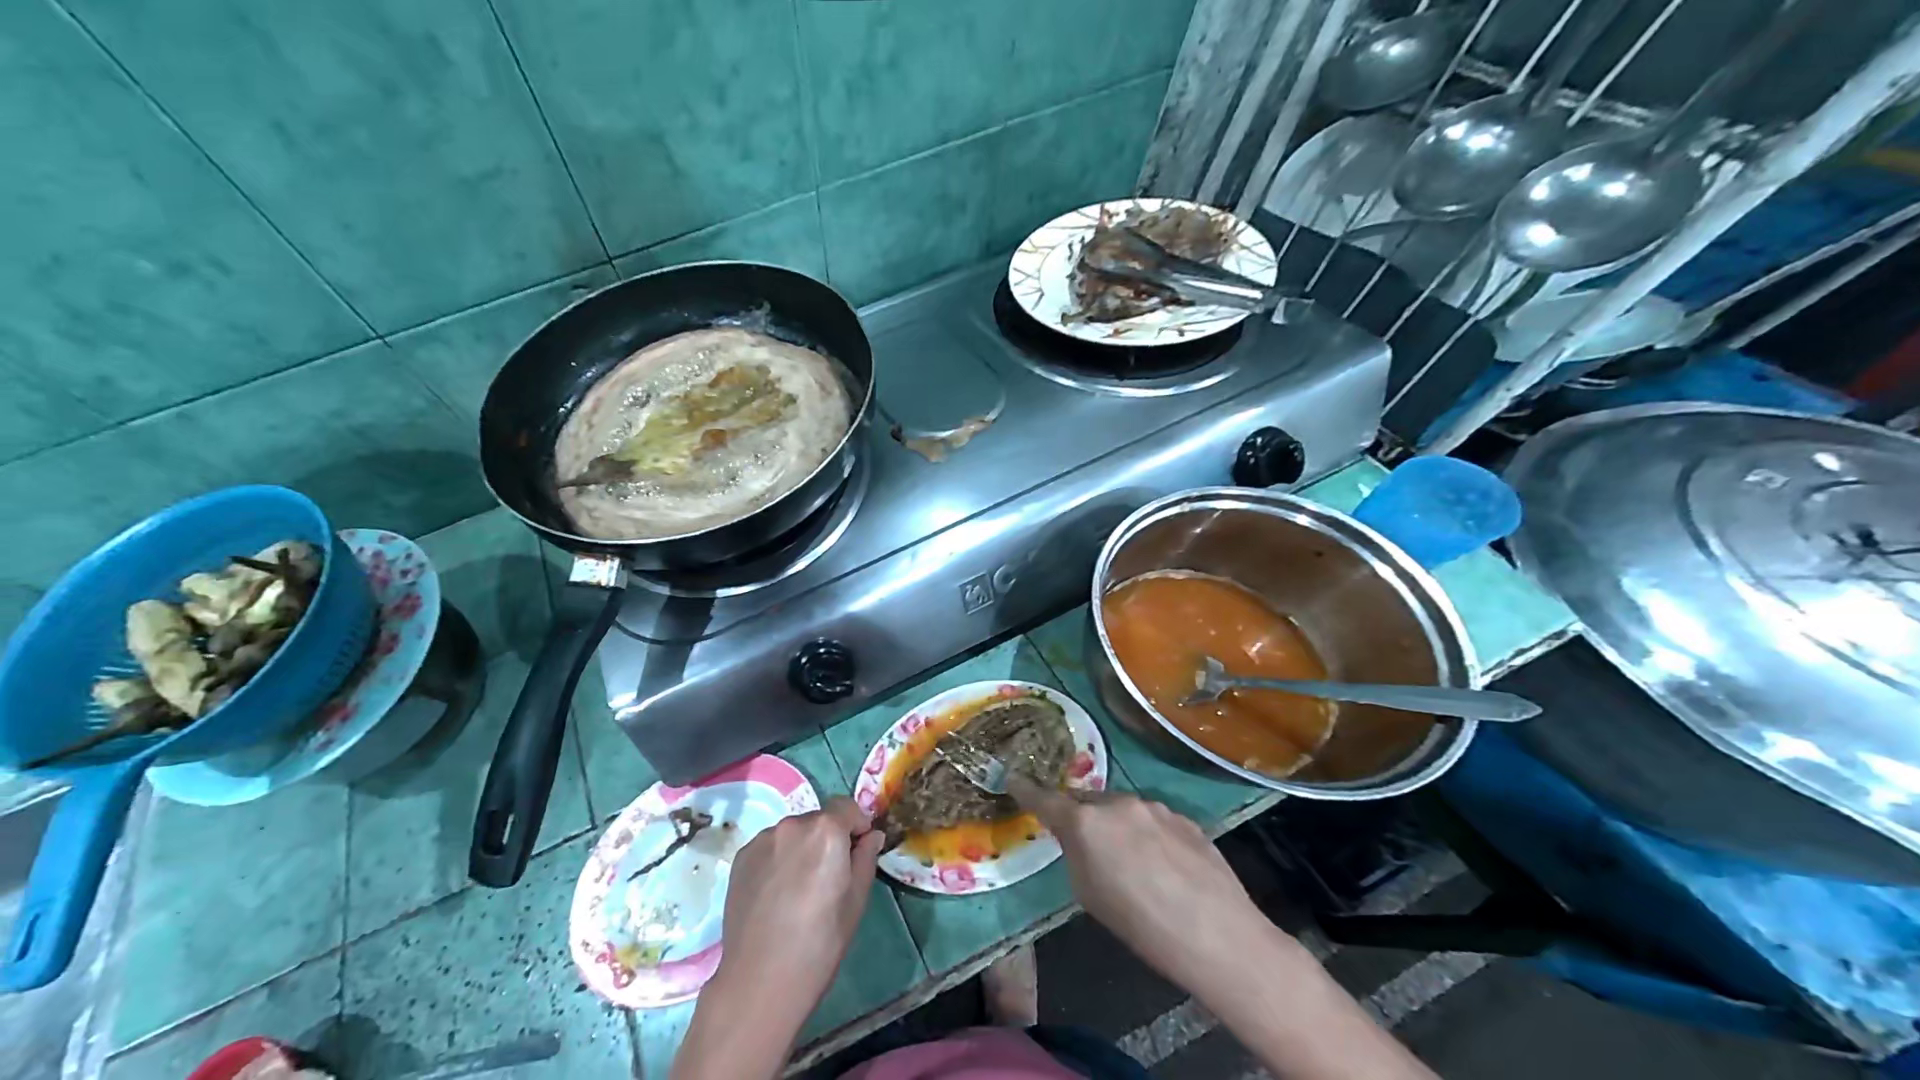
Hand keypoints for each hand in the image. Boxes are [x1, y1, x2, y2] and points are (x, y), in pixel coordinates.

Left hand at [714, 795, 882, 1003]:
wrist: (761, 979)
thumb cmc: (821, 941)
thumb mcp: (857, 899)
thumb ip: (866, 857)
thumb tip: (871, 836)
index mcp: (826, 830)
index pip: (847, 807)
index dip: (856, 825)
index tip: (858, 851)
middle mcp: (792, 825)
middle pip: (818, 820)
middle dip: (828, 838)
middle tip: (828, 877)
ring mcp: (762, 840)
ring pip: (792, 834)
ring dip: (801, 848)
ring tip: (798, 889)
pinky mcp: (741, 858)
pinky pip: (770, 848)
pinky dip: (778, 860)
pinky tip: (776, 894)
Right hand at [1008, 777, 1269, 989]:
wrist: (1217, 934)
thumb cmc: (1140, 924)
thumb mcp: (1089, 895)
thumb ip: (1077, 855)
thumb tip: (1083, 841)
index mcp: (1085, 822)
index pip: (1045, 799)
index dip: (1026, 790)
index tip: (1013, 779)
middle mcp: (1117, 803)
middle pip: (1087, 802)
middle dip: (1082, 817)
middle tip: (1086, 847)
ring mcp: (1155, 807)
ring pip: (1123, 810)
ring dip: (1119, 827)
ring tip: (1134, 865)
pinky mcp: (1185, 818)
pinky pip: (1154, 820)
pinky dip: (1149, 836)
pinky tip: (1165, 868)